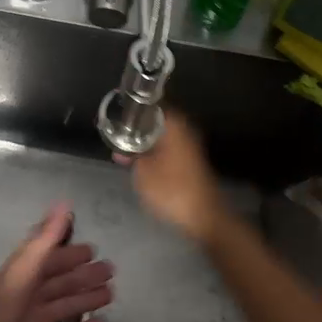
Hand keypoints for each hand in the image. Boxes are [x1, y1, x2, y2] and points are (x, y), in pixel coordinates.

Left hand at [0, 204, 113, 321]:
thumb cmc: (4, 312)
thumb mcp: (24, 272)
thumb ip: (45, 240)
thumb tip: (63, 203)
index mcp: (22, 274)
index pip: (49, 257)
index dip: (69, 251)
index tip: (92, 248)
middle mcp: (29, 295)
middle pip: (61, 281)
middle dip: (84, 274)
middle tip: (110, 270)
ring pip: (65, 305)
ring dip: (87, 298)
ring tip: (111, 293)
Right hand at [129, 110, 227, 243]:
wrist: (204, 216)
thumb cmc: (171, 189)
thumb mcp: (143, 172)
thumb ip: (130, 155)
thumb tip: (120, 149)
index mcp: (173, 124)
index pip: (149, 106)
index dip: (132, 110)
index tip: (116, 115)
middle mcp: (184, 129)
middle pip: (155, 121)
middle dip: (136, 128)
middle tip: (117, 134)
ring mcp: (190, 145)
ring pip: (161, 136)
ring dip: (145, 142)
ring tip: (125, 150)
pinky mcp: (191, 161)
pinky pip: (168, 149)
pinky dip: (155, 152)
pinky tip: (141, 162)